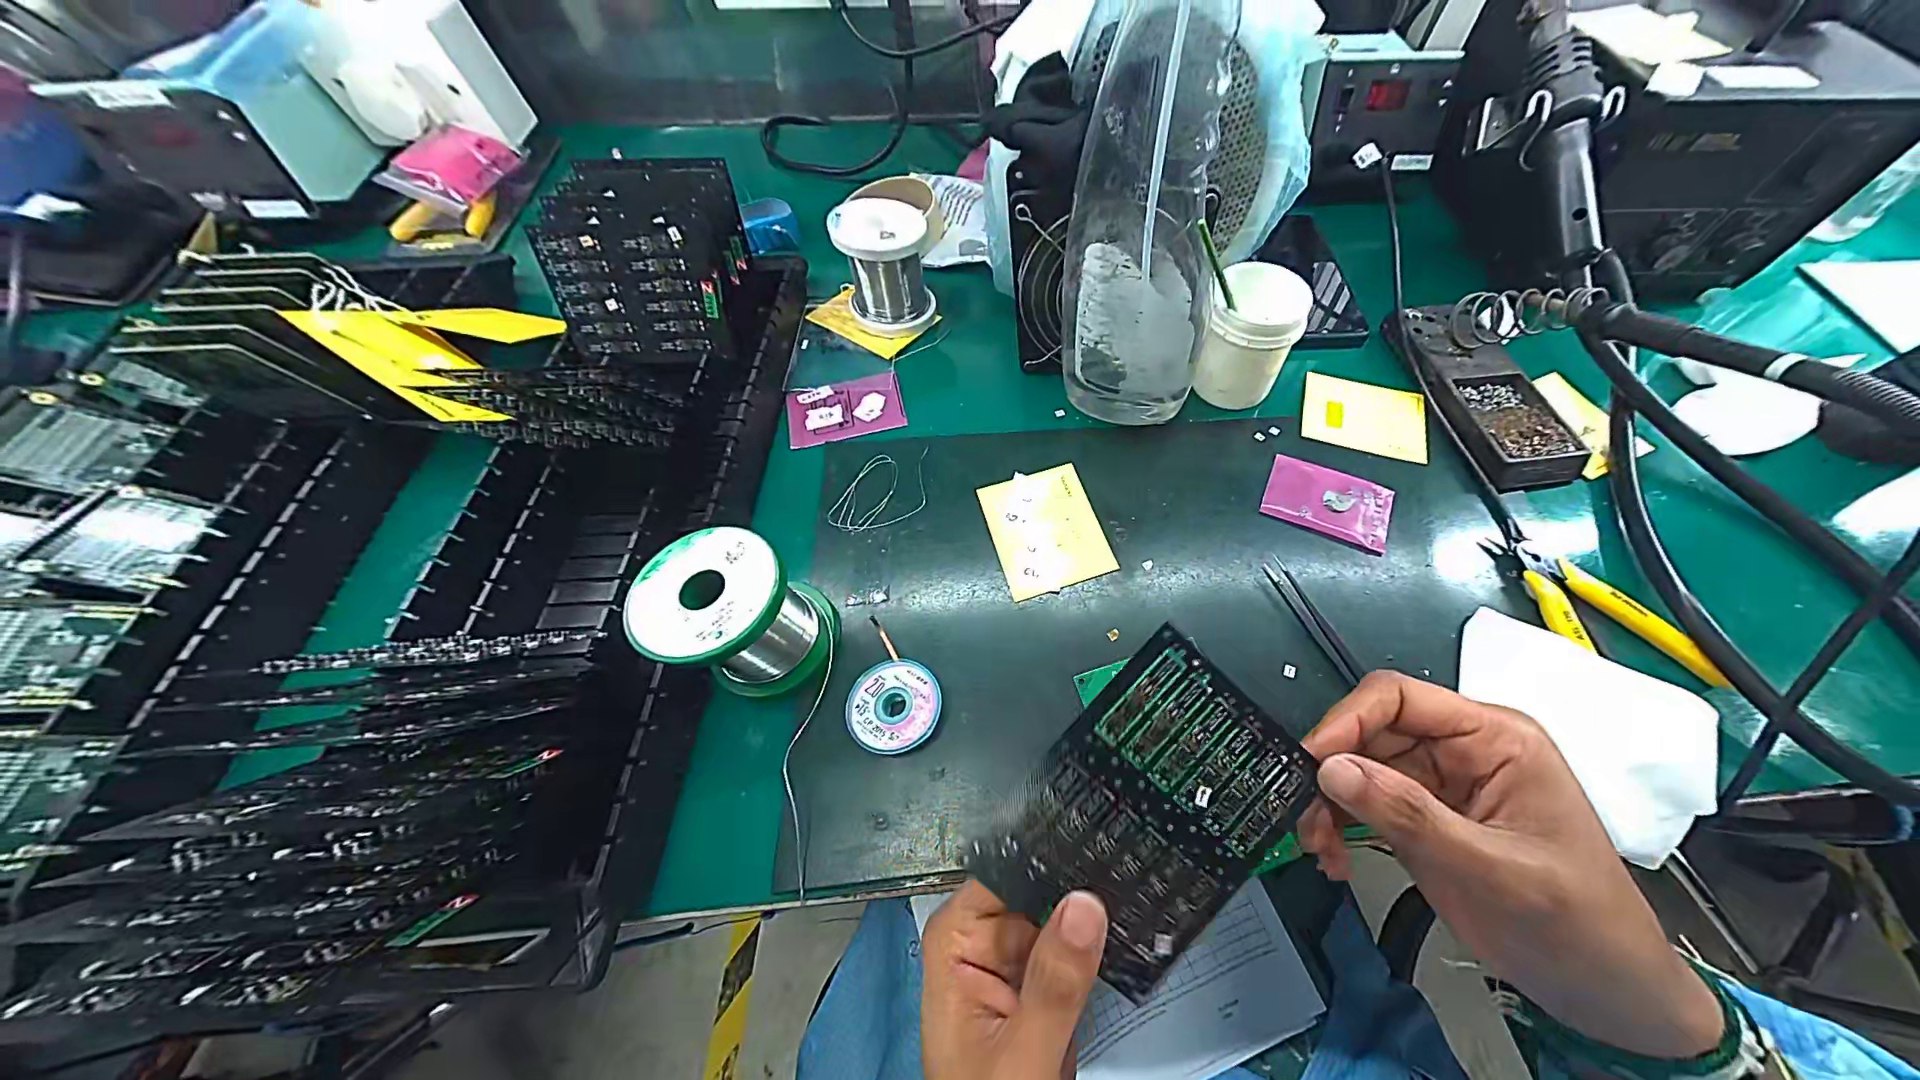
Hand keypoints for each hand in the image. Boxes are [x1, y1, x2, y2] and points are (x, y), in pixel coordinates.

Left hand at [921, 882, 1106, 1079]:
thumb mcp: (1022, 1054)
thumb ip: (1053, 983)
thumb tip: (1085, 903)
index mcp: (955, 935)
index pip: (1006, 873)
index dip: (1051, 865)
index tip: (1095, 859)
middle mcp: (978, 936)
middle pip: (1035, 891)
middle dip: (1074, 897)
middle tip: (1118, 884)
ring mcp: (1007, 958)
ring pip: (1057, 917)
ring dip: (1086, 923)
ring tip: (1117, 915)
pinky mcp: (1034, 982)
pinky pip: (1067, 950)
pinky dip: (1088, 951)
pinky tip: (1109, 944)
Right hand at [1296, 671, 1724, 1060]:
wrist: (1607, 994)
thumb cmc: (1579, 926)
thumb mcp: (1494, 871)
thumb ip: (1410, 815)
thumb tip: (1333, 768)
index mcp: (1493, 739)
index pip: (1398, 698)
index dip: (1347, 720)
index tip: (1313, 758)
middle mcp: (1458, 749)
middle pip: (1366, 732)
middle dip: (1331, 772)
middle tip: (1308, 815)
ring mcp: (1434, 781)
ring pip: (1351, 766)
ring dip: (1326, 803)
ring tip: (1321, 845)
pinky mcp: (1414, 812)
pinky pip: (1357, 800)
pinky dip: (1335, 824)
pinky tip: (1335, 855)